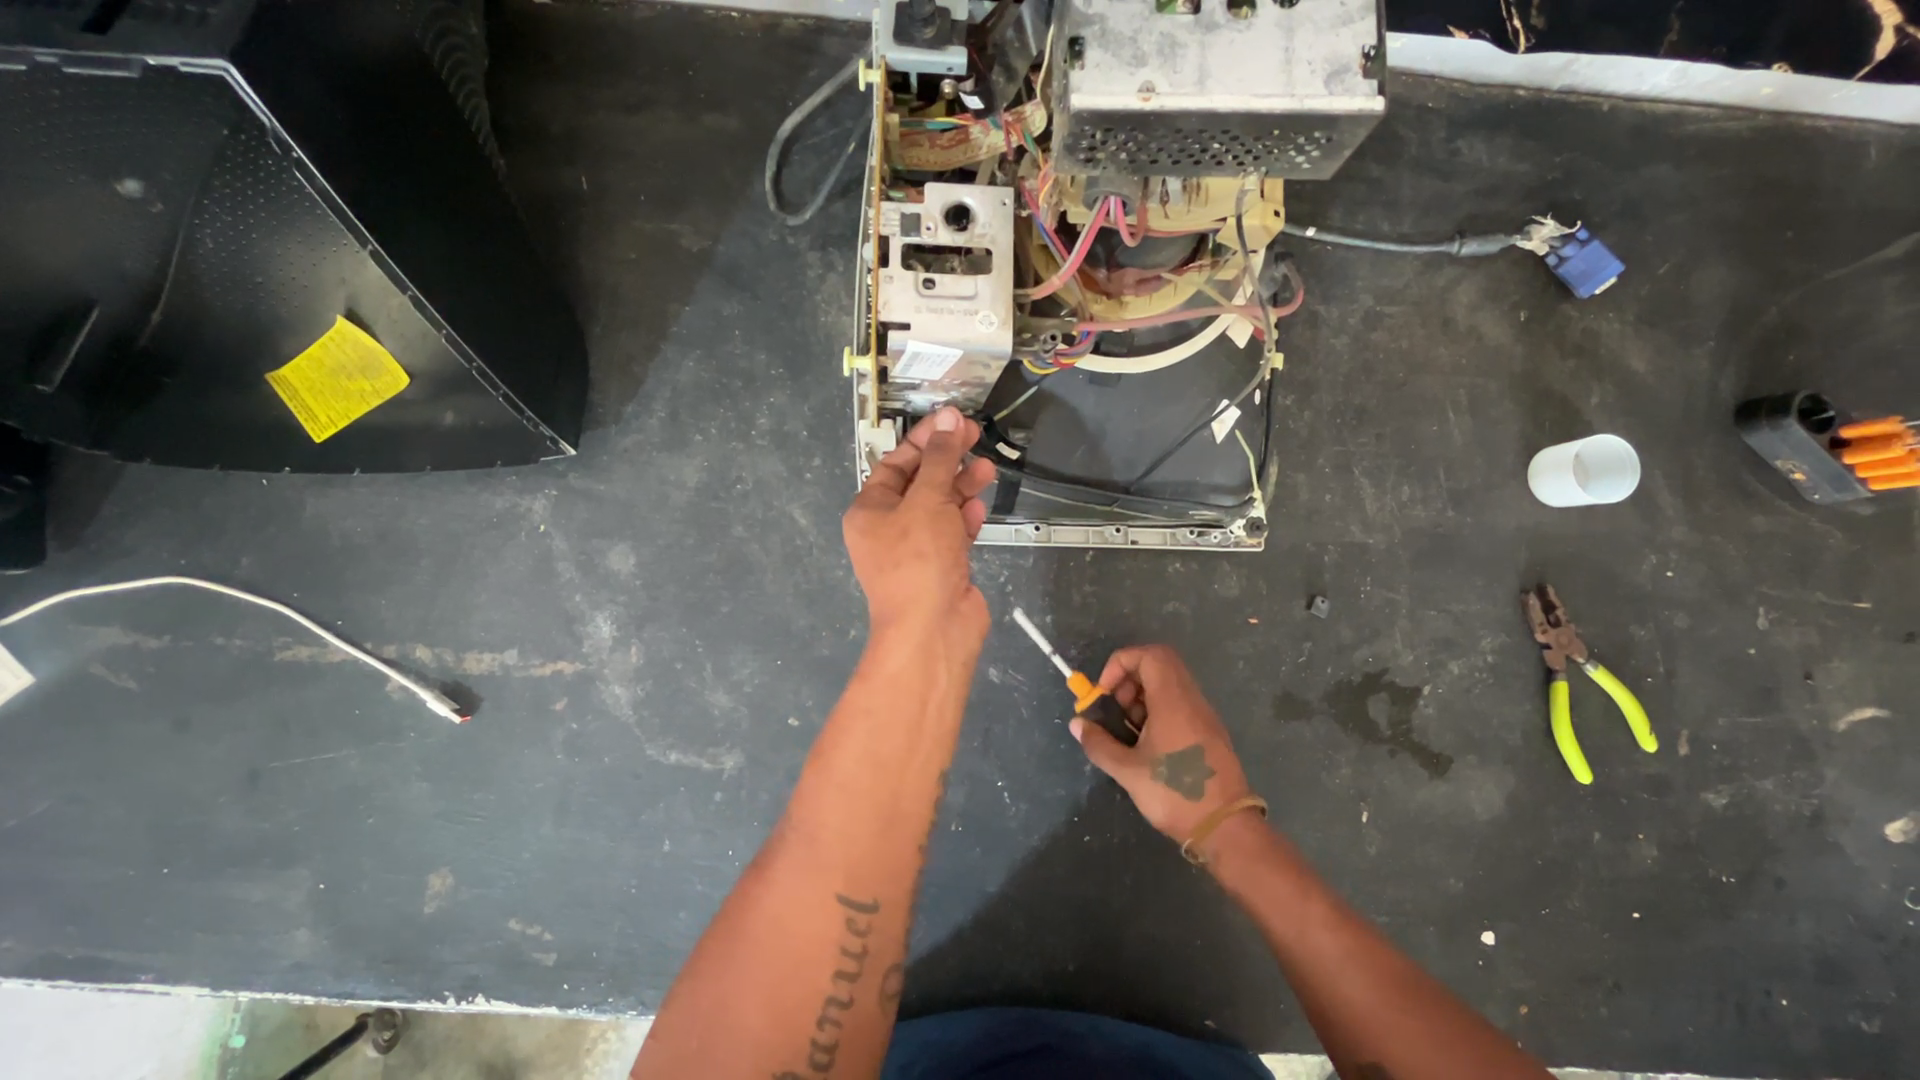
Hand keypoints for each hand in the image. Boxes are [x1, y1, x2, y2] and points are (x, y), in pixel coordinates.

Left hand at [842, 406, 997, 643]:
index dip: (925, 440)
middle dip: (948, 461)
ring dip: (962, 488)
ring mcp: (916, 550)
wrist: (932, 629)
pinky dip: (966, 519)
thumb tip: (950, 419)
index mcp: (870, 510)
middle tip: (976, 438)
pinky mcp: (941, 567)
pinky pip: (953, 534)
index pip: (897, 463)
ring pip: (939, 508)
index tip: (954, 421)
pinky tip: (980, 508)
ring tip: (987, 470)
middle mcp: (888, 528)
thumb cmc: (918, 559)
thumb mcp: (928, 500)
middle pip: (920, 483)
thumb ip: (941, 459)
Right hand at [1070, 645, 1253, 850]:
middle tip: (1116, 709)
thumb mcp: (1127, 771)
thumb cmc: (1174, 793)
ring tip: (1129, 730)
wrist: (1225, 827)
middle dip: (1129, 679)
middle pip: (1160, 665)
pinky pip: (1181, 705)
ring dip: (1143, 698)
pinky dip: (1159, 712)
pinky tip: (1148, 745)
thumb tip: (1077, 724)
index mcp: (1173, 700)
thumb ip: (1099, 743)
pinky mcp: (1210, 734)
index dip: (1120, 664)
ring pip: (1171, 686)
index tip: (1105, 693)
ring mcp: (1204, 716)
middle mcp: (1192, 700)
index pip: (1149, 655)